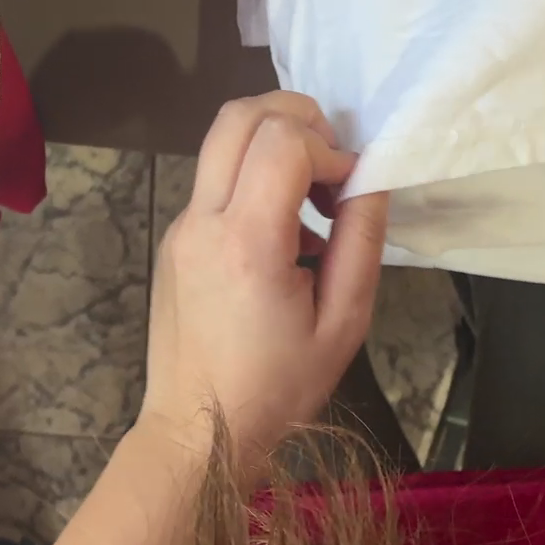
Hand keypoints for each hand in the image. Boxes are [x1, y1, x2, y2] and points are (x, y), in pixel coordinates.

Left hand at [140, 92, 388, 457]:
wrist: (198, 430)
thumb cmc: (277, 388)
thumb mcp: (343, 324)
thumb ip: (362, 242)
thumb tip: (370, 179)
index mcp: (248, 244)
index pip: (283, 140)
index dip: (330, 147)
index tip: (351, 190)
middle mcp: (203, 222)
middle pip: (239, 115)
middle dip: (297, 118)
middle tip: (332, 166)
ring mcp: (180, 229)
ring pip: (220, 141)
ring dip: (273, 145)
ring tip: (310, 203)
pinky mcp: (174, 242)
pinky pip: (214, 181)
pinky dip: (252, 178)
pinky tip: (280, 235)